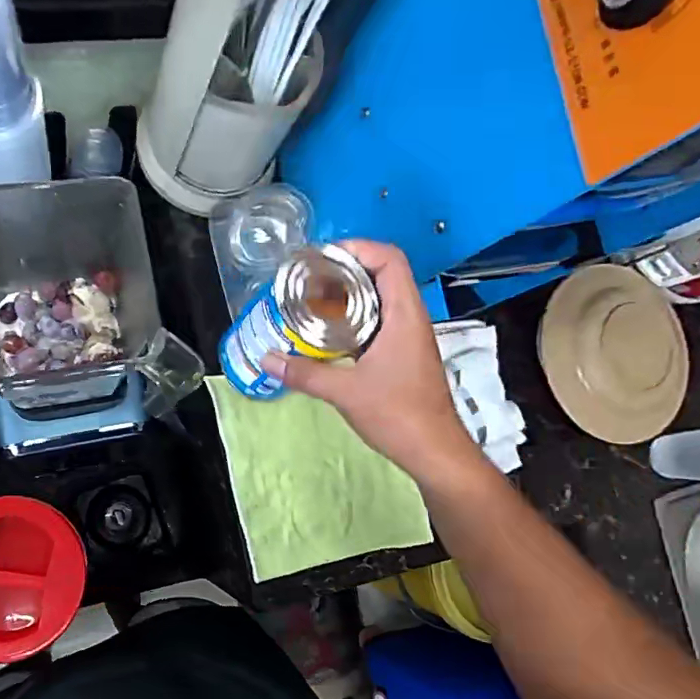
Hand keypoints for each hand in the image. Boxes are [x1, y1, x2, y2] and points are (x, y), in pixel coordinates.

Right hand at [261, 239, 487, 484]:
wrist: (433, 450)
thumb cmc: (397, 414)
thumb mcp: (344, 392)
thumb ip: (304, 374)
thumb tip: (266, 359)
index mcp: (404, 315)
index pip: (389, 259)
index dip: (357, 249)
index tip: (322, 258)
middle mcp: (411, 319)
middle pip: (382, 275)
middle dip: (345, 272)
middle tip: (309, 282)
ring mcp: (410, 338)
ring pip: (381, 301)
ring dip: (350, 297)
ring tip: (314, 304)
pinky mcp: (405, 356)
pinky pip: (379, 324)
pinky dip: (355, 321)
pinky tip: (330, 337)